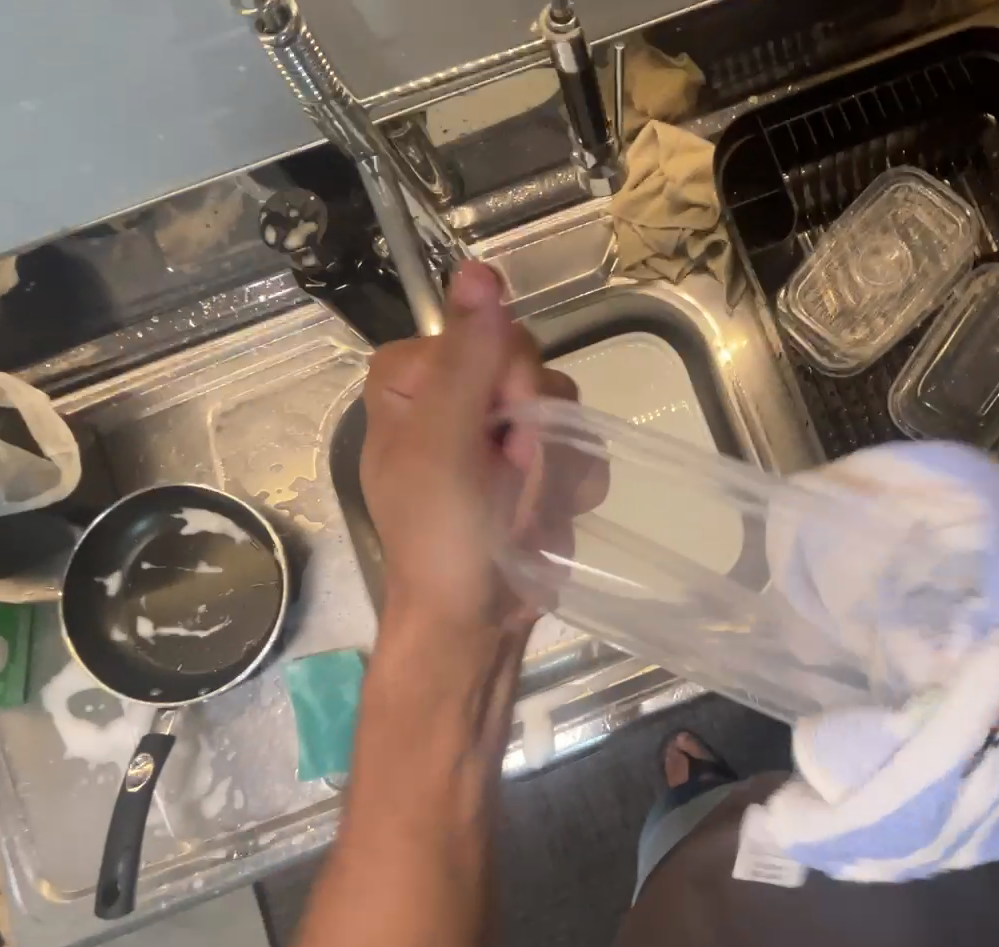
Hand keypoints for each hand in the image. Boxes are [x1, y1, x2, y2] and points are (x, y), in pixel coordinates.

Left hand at [358, 262, 576, 636]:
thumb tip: (480, 270)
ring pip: (565, 411)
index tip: (501, 434)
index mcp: (417, 379)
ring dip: (557, 466)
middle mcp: (459, 395)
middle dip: (538, 435)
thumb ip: (468, 361)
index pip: (493, 335)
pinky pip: (581, 447)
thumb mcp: (445, 448)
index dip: (510, 385)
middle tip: (512, 479)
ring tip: (525, 509)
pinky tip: (548, 516)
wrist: (475, 623)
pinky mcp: (537, 465)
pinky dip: (573, 485)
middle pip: (535, 372)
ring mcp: (502, 433)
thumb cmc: (443, 539)